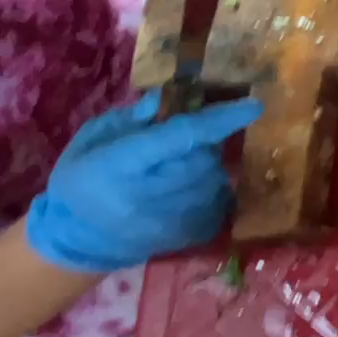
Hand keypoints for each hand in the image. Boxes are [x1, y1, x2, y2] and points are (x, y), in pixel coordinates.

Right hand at [25, 92, 262, 272]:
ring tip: (170, 177)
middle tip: (174, 151)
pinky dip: (208, 190)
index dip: (218, 120)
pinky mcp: (201, 231)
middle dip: (199, 146)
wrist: (87, 238)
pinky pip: (222, 198)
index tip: (253, 106)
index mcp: (119, 165)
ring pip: (217, 176)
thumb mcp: (91, 142)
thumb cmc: (84, 180)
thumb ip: (129, 119)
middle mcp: (154, 194)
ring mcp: (182, 217)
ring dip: (203, 169)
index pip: (180, 136)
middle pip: (205, 156)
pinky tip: (179, 196)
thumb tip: (166, 98)